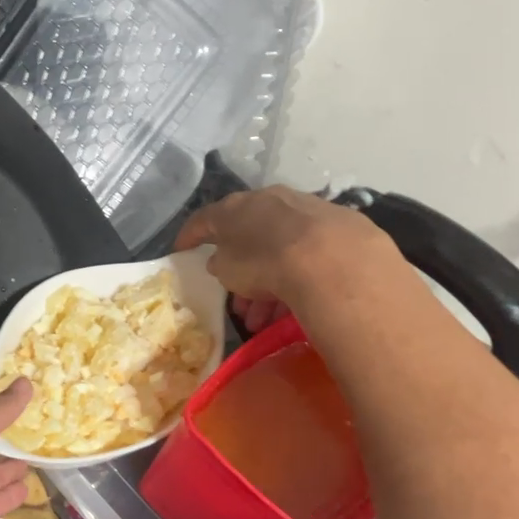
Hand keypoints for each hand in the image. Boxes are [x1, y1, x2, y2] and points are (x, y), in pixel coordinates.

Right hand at [175, 186, 404, 333]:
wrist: (330, 259)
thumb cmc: (262, 262)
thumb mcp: (226, 270)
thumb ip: (220, 263)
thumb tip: (222, 259)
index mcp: (235, 207)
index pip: (203, 219)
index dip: (190, 236)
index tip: (181, 251)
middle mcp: (269, 200)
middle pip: (246, 237)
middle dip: (239, 271)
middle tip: (235, 302)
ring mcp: (305, 210)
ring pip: (276, 249)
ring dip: (265, 284)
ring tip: (263, 318)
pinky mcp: (336, 225)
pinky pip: (303, 254)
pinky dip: (292, 277)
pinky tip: (290, 305)